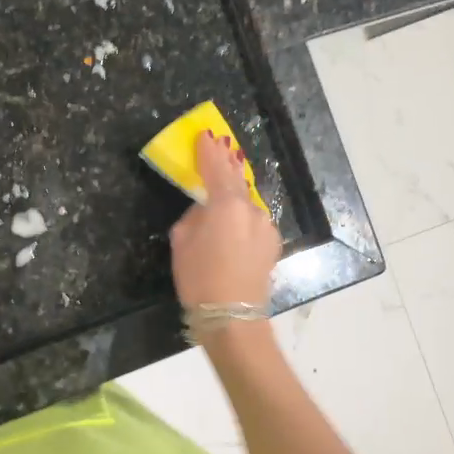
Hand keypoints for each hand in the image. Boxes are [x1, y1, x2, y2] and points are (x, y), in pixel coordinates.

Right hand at [169, 132, 280, 309]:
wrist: (233, 319)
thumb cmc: (200, 278)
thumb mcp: (182, 241)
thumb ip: (194, 217)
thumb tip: (204, 212)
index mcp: (227, 205)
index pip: (216, 168)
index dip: (208, 150)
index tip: (204, 134)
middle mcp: (252, 210)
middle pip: (236, 180)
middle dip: (225, 163)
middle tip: (217, 146)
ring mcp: (266, 227)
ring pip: (245, 202)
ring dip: (233, 192)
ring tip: (223, 182)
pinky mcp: (271, 245)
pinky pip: (252, 220)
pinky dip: (241, 214)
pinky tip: (232, 220)